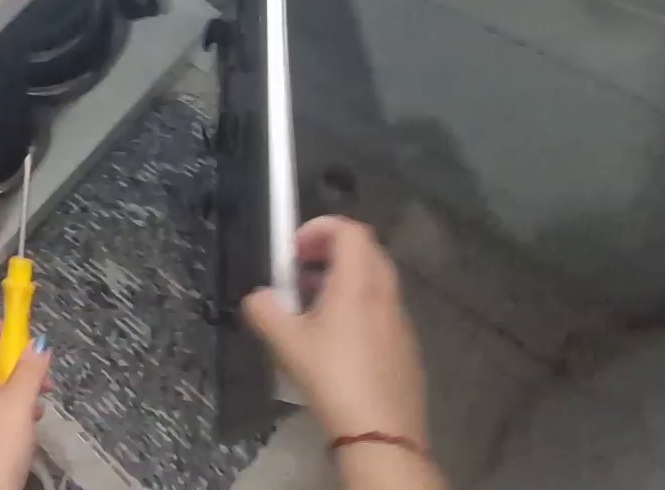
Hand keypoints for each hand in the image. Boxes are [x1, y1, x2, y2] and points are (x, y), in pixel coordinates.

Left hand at [0, 317, 50, 489]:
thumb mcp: (19, 401)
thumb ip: (30, 369)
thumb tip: (39, 341)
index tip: (24, 339)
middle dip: (18, 356)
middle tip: (43, 370)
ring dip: (23, 380)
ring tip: (45, 393)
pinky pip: (2, 400)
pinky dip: (20, 401)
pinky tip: (36, 415)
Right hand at [242, 216, 427, 447]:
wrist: (381, 436)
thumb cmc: (330, 376)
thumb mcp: (282, 339)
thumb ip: (262, 307)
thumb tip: (260, 298)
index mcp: (356, 287)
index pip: (351, 232)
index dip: (320, 228)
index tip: (293, 250)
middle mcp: (384, 298)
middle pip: (366, 251)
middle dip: (329, 250)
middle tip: (299, 268)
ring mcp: (399, 324)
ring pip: (375, 280)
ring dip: (341, 278)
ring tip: (308, 303)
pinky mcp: (404, 348)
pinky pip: (380, 308)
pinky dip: (355, 304)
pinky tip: (331, 337)